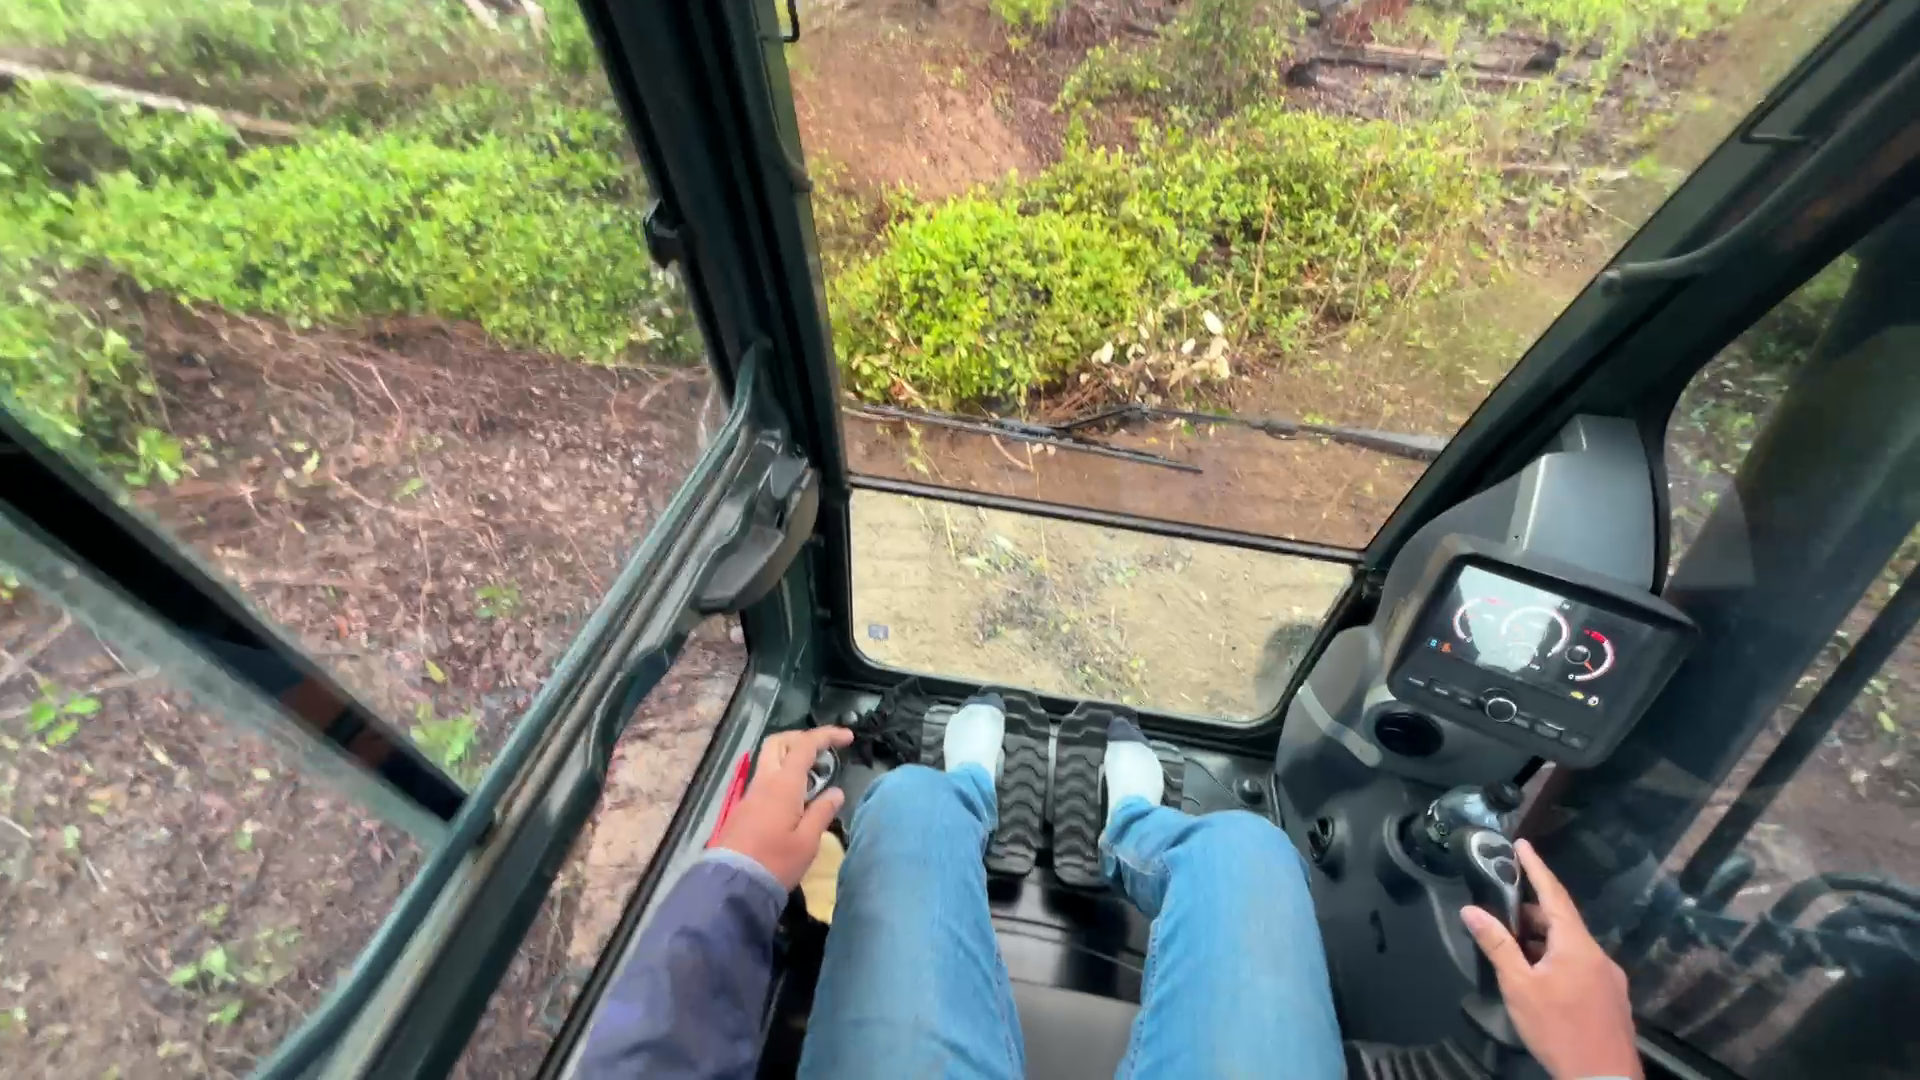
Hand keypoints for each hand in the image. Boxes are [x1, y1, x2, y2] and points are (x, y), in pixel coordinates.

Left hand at [712, 726, 852, 889]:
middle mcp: (764, 782)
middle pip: (779, 742)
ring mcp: (750, 795)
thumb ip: (822, 812)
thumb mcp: (807, 842)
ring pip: (770, 760)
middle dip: (802, 738)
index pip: (805, 745)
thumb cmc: (775, 862)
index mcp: (783, 784)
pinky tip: (796, 799)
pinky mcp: (743, 809)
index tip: (848, 738)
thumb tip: (836, 792)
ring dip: (792, 758)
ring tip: (814, 778)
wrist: (732, 886)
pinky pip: (765, 780)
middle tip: (823, 750)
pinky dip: (783, 776)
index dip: (827, 736)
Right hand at [1461, 839, 1641, 1079]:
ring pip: (1569, 945)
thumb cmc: (1559, 1028)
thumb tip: (1471, 910)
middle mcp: (1599, 957)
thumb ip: (1496, 944)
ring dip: (1540, 939)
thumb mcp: (1519, 985)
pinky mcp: (1612, 1000)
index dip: (1536, 868)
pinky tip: (1537, 976)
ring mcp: (1610, 980)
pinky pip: (1579, 964)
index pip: (1554, 896)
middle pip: (1560, 921)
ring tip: (1512, 949)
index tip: (1522, 844)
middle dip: (1528, 913)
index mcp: (1577, 946)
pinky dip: (1554, 958)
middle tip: (1499, 913)